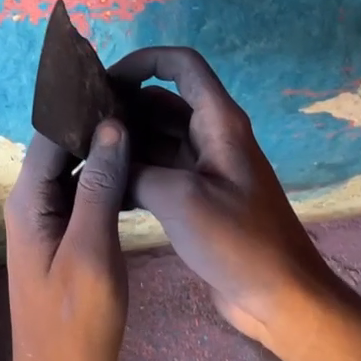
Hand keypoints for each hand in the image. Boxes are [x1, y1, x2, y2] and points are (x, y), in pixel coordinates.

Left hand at [2, 118, 131, 360]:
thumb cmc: (76, 323)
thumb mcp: (92, 251)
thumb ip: (98, 186)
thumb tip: (111, 126)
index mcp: (29, 199)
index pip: (52, 131)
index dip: (82, 104)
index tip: (120, 80)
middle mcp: (30, 201)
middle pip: (61, 145)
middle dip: (96, 121)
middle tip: (142, 98)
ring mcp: (44, 219)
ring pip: (72, 167)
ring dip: (102, 147)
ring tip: (145, 123)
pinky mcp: (61, 235)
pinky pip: (80, 191)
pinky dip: (104, 176)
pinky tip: (135, 168)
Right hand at [111, 47, 337, 346]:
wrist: (281, 299)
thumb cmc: (239, 242)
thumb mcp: (181, 200)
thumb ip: (137, 169)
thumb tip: (105, 154)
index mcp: (219, 122)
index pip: (181, 64)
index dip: (144, 60)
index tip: (105, 81)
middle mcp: (213, 136)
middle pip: (162, 101)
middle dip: (124, 105)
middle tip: (79, 124)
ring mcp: (206, 168)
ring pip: (157, 137)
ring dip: (125, 141)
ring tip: (81, 153)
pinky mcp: (198, 197)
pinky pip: (159, 170)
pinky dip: (134, 171)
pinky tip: (102, 188)